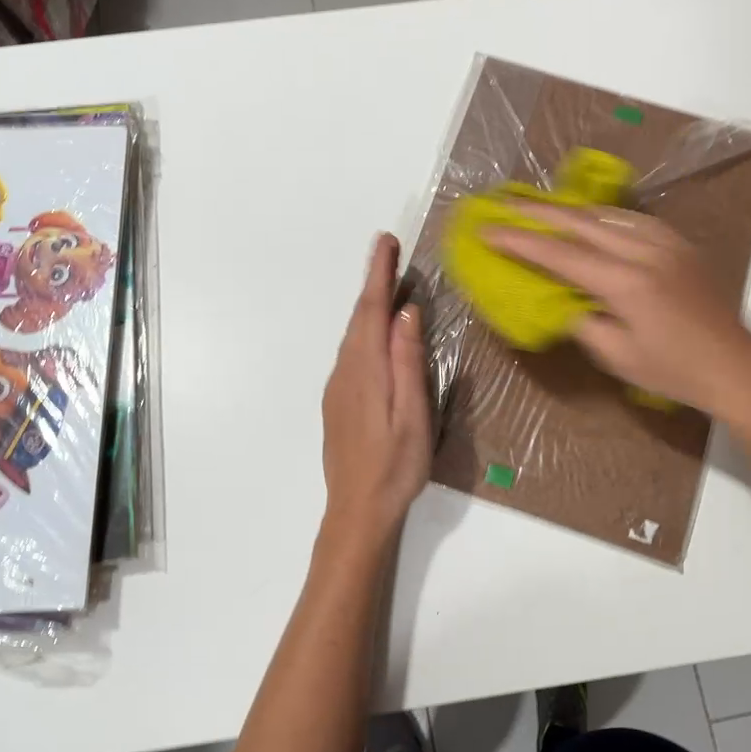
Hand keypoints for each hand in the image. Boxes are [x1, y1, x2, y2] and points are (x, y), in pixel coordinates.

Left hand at [320, 234, 430, 555]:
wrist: (357, 510)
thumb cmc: (395, 466)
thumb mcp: (413, 414)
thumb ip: (408, 362)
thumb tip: (406, 313)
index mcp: (366, 370)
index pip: (370, 310)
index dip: (378, 273)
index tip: (385, 240)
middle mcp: (345, 372)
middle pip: (358, 317)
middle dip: (373, 281)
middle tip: (389, 250)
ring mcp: (337, 388)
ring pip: (353, 335)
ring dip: (368, 305)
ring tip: (388, 282)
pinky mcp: (337, 402)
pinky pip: (351, 353)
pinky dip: (364, 331)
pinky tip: (378, 334)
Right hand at [480, 203, 750, 419]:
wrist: (737, 367)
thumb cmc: (675, 371)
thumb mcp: (618, 356)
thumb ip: (583, 323)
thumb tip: (560, 301)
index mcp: (626, 283)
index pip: (561, 254)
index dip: (521, 241)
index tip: (488, 230)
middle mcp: (645, 253)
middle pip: (582, 222)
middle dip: (539, 212)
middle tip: (505, 204)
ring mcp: (667, 244)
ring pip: (609, 215)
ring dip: (571, 210)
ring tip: (542, 208)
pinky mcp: (681, 246)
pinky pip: (633, 221)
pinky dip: (604, 218)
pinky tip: (593, 222)